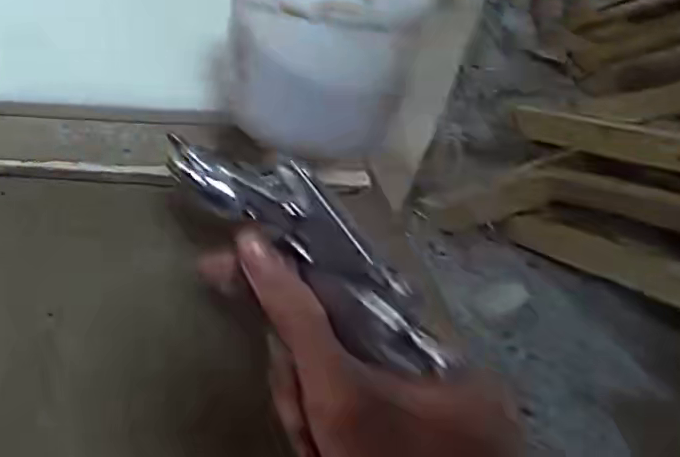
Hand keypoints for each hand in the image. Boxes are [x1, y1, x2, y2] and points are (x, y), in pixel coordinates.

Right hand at [201, 230, 519, 456]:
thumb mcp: (335, 389)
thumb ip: (295, 314)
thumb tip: (252, 242)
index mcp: (448, 360)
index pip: (349, 289)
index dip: (288, 277)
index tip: (232, 264)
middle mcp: (442, 378)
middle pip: (333, 331)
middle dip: (297, 366)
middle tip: (294, 399)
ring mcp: (421, 409)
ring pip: (328, 364)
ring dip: (301, 395)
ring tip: (309, 433)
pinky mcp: (398, 429)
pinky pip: (337, 391)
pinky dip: (315, 412)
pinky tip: (315, 438)